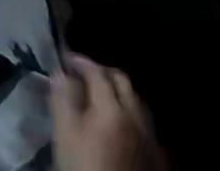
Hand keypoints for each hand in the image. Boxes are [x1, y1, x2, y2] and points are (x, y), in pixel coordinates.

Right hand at [51, 53, 162, 170]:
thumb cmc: (84, 169)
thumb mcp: (64, 135)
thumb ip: (62, 99)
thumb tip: (61, 73)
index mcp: (112, 109)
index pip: (97, 72)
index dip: (80, 62)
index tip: (66, 60)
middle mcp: (137, 118)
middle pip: (123, 82)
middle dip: (102, 72)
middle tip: (83, 74)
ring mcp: (151, 139)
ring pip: (137, 102)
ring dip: (119, 91)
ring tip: (100, 97)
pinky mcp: (158, 159)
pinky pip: (145, 124)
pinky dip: (130, 114)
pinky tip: (119, 125)